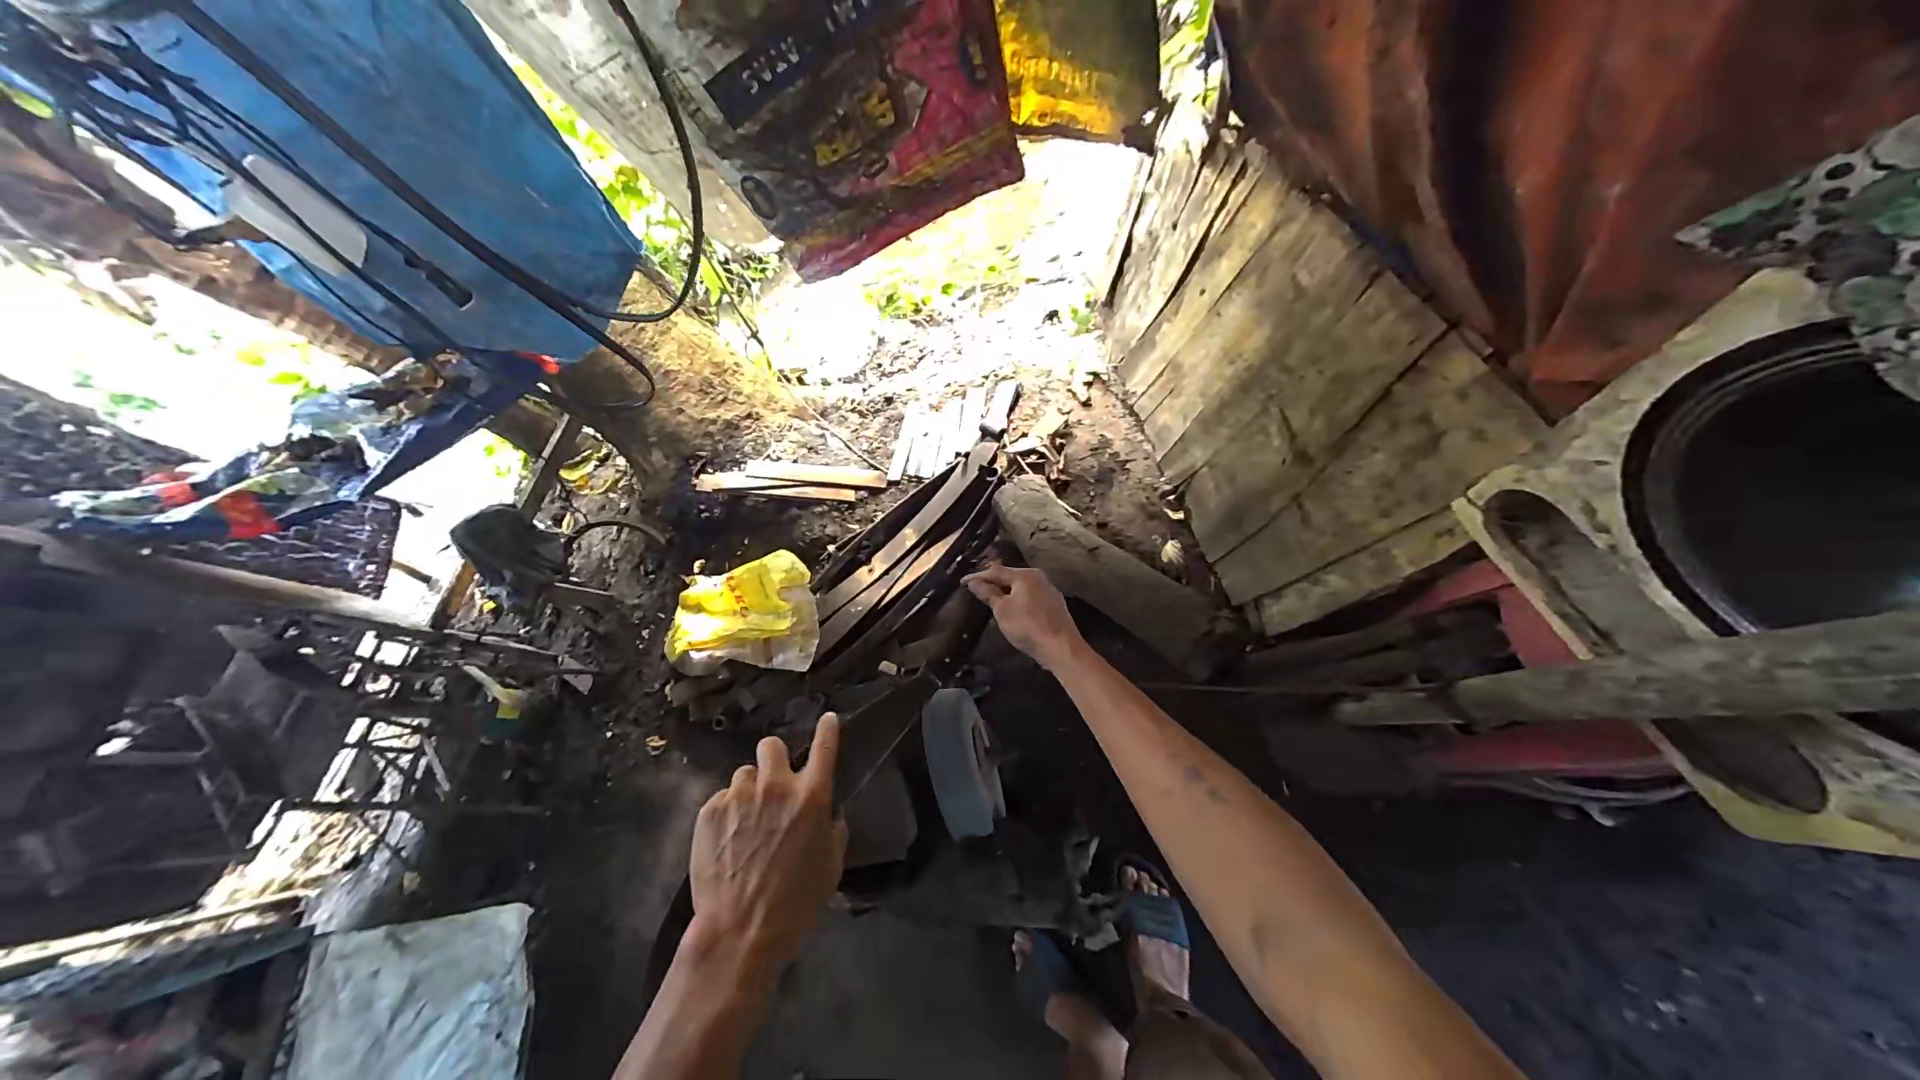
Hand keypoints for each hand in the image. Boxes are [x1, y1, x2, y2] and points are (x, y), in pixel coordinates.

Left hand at [687, 714, 846, 966]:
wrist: (740, 931)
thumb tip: (827, 811)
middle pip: (771, 745)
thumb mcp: (831, 865)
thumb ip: (832, 828)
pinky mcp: (708, 811)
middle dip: (774, 759)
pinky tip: (728, 841)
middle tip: (773, 784)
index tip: (829, 718)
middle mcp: (776, 787)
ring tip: (746, 823)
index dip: (828, 729)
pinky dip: (727, 813)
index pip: (824, 748)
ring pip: (744, 775)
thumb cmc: (796, 903)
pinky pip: (722, 799)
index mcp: (812, 797)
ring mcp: (739, 796)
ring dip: (749, 791)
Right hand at [963, 564, 1087, 671]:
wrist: (1061, 647)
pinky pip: (1030, 600)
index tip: (962, 582)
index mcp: (1025, 575)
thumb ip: (988, 594)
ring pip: (1021, 590)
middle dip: (993, 585)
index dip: (978, 577)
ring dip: (1005, 596)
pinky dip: (1018, 604)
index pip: (996, 571)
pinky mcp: (1054, 606)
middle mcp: (1039, 578)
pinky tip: (1012, 614)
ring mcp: (1049, 592)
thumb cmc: (1027, 625)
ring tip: (991, 604)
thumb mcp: (1002, 610)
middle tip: (976, 591)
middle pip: (1010, 578)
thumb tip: (974, 582)